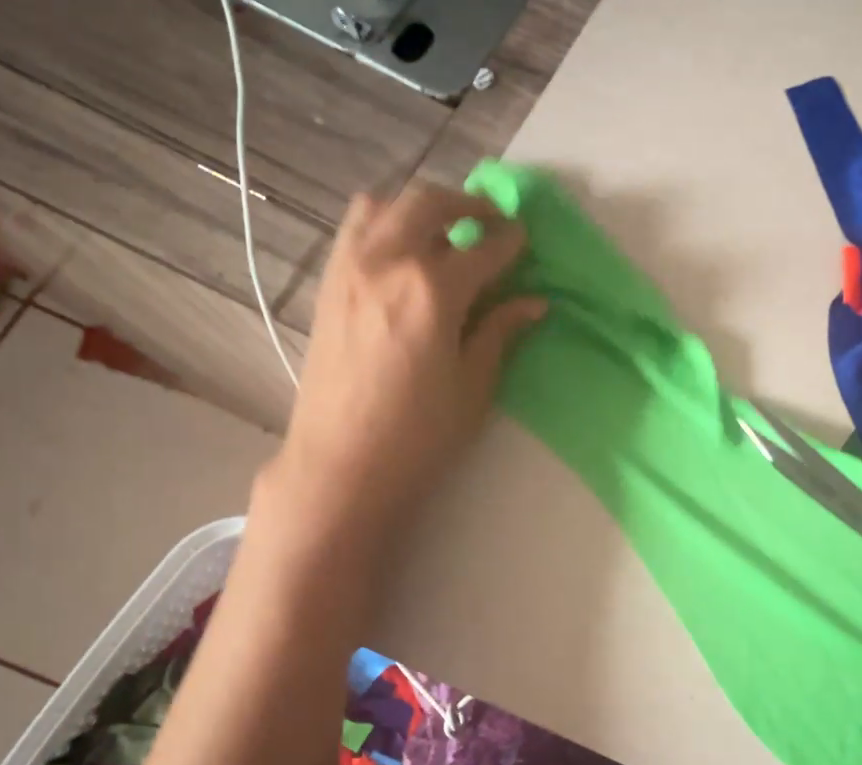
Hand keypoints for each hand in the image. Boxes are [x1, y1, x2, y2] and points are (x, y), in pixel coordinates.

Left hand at [271, 183, 546, 525]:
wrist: (343, 463)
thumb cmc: (420, 433)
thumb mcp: (474, 385)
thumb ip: (500, 332)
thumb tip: (533, 302)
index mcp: (432, 290)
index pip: (482, 249)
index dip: (509, 242)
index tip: (525, 237)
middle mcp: (386, 261)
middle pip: (428, 203)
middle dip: (466, 204)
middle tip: (491, 222)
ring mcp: (350, 267)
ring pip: (383, 204)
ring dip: (419, 206)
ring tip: (444, 230)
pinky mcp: (328, 284)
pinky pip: (356, 227)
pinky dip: (385, 221)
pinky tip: (404, 251)